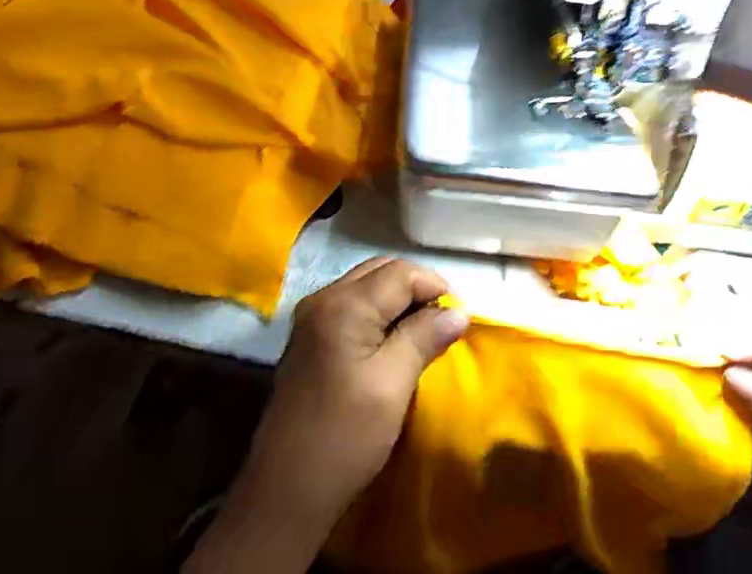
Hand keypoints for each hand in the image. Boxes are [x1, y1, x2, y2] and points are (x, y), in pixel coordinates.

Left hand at [183, 258, 468, 573]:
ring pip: (364, 286)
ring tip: (425, 333)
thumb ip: (423, 338)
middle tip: (445, 322)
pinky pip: (350, 306)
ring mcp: (311, 316)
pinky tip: (394, 341)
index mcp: (343, 303)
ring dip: (396, 300)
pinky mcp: (309, 336)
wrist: (290, 481)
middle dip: (416, 288)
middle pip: (378, 271)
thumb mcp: (393, 384)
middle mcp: (322, 297)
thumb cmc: (346, 433)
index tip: (461, 317)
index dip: (434, 286)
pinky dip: (377, 313)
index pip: (398, 271)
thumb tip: (459, 312)